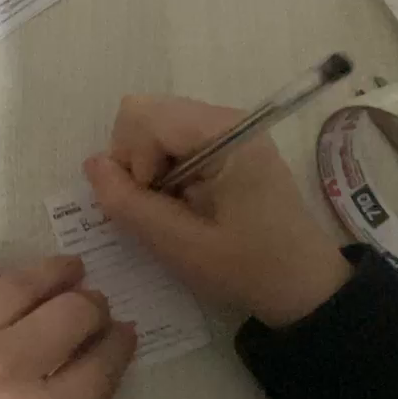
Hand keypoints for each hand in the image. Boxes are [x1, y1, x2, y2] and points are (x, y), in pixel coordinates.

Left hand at [0, 251, 136, 398]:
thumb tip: (100, 372)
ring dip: (56, 271)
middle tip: (92, 303)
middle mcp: (8, 363)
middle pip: (73, 311)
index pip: (102, 361)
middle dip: (94, 304)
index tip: (120, 331)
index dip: (120, 341)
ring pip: (24, 280)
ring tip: (67, 269)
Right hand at [83, 94, 351, 327]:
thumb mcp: (181, 247)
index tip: (154, 203)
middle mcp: (223, 116)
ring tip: (170, 203)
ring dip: (144, 163)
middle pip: (142, 112)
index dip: (132, 160)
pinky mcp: (221, 140)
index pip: (142, 116)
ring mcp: (223, 126)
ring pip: (149, 122)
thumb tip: (92, 165)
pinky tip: (180, 197)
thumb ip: (129, 204)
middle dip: (133, 158)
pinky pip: (166, 136)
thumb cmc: (249, 269)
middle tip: (157, 203)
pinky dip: (158, 164)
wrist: (305, 287)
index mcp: (224, 134)